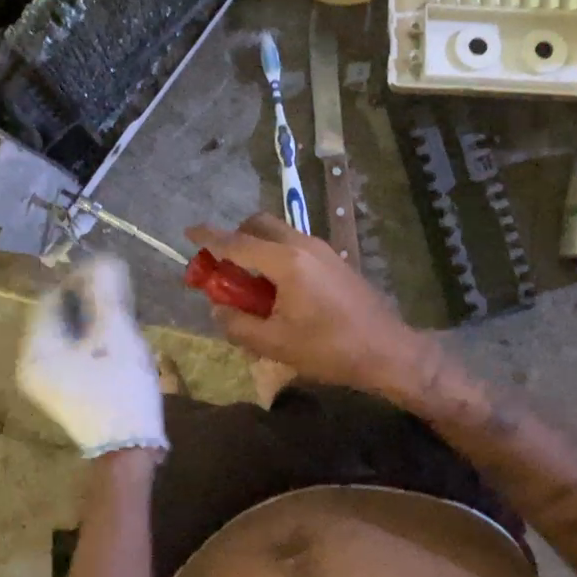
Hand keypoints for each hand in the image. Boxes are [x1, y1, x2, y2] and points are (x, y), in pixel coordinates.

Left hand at [17, 257, 166, 457]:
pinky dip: (92, 341)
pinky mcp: (64, 392)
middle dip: (88, 301)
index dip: (78, 280)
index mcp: (36, 351)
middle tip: (119, 296)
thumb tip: (102, 260)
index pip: (50, 298)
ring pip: (68, 335)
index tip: (109, 276)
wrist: (130, 451)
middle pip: (57, 317)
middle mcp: (33, 366)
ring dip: (93, 320)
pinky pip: (73, 354)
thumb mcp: (115, 333)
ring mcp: (47, 382)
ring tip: (122, 316)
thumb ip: (106, 292)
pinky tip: (117, 340)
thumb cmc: (119, 389)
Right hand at [186, 213, 423, 396]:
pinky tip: (277, 291)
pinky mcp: (333, 260)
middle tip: (222, 268)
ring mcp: (322, 250)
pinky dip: (275, 256)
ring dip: (256, 248)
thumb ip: (238, 324)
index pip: (236, 242)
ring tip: (249, 285)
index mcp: (286, 263)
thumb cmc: (330, 350)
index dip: (209, 237)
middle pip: (258, 224)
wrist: (389, 352)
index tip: (188, 232)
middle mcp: (303, 245)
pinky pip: (294, 245)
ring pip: (277, 233)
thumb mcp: (275, 344)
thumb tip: (217, 310)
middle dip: (234, 238)